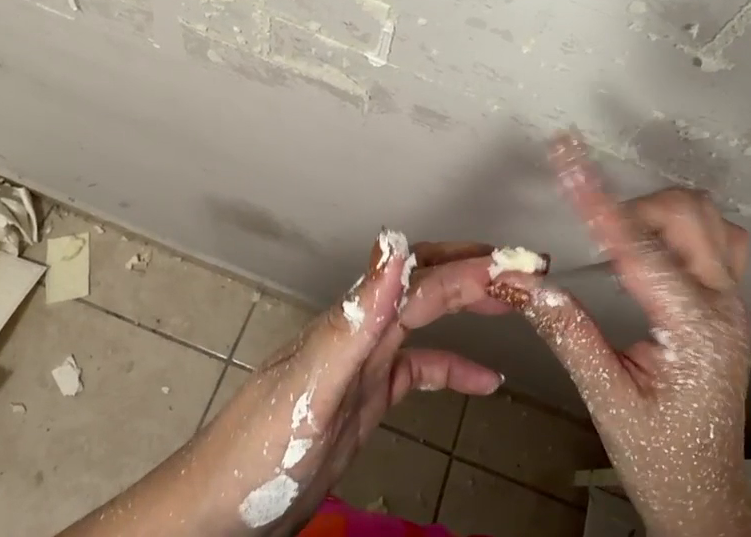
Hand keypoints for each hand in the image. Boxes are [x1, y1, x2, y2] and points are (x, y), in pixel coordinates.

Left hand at [64, 232, 520, 535]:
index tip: (526, 262)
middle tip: (532, 271)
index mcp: (354, 323)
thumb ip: (355, 319)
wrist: (218, 507)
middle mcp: (362, 331)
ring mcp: (364, 363)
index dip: (478, 266)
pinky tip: (486, 381)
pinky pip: (420, 369)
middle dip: (480, 271)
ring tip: (519, 306)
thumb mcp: (312, 385)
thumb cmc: (260, 451)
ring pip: (429, 319)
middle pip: (429, 285)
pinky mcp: (366, 396)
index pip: (426, 279)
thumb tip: (392, 243)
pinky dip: (456, 367)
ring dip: (472, 307)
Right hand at [489, 133, 750, 536]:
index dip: (596, 199)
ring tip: (618, 241)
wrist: (706, 497)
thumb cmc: (658, 458)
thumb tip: (519, 279)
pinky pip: (719, 241)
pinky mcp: (729, 306)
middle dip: (632, 207)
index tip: (568, 158)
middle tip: (590, 230)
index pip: (637, 247)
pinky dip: (682, 229)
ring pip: (708, 218)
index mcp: (693, 329)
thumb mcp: (605, 397)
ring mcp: (733, 303)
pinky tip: (652, 251)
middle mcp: (722, 306)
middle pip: (687, 213)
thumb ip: (566, 330)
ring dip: (659, 214)